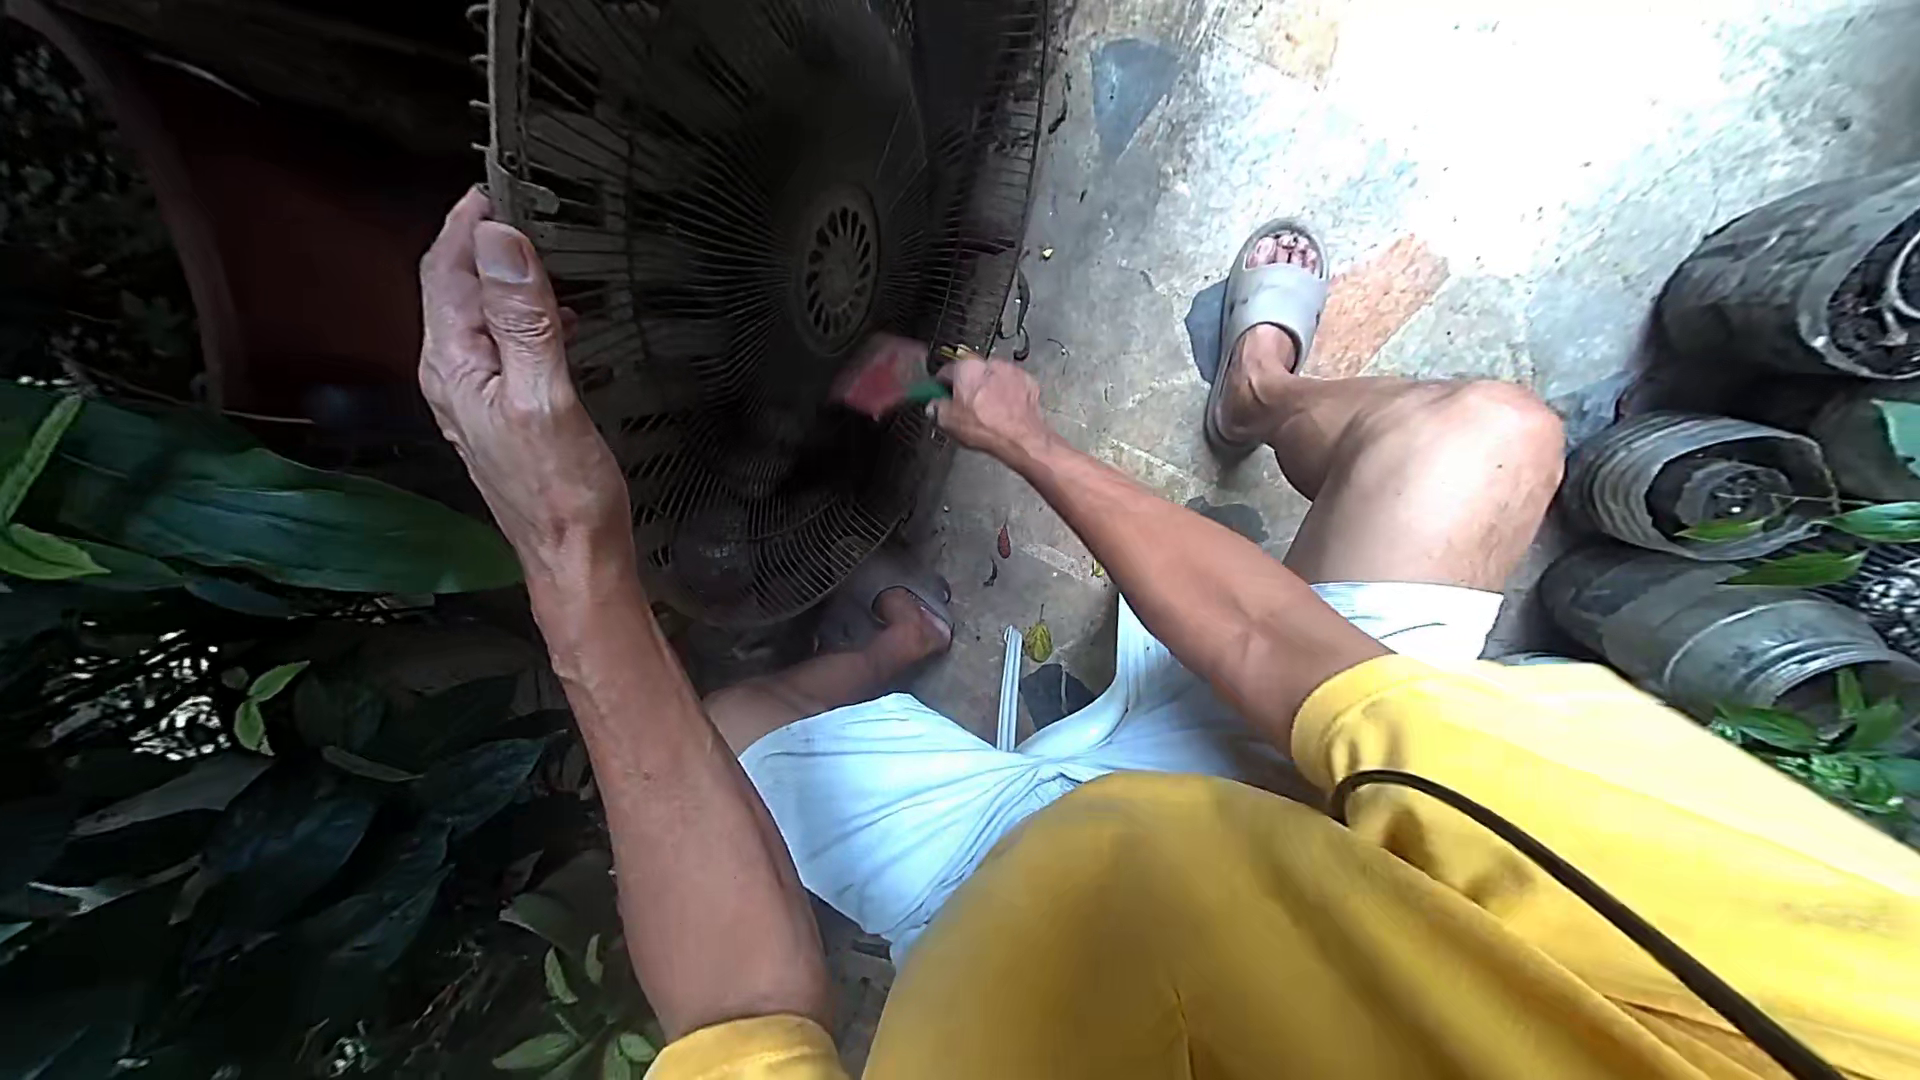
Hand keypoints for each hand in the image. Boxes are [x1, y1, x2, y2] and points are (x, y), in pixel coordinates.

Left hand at [418, 189, 630, 584]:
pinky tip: (554, 327)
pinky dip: (522, 322)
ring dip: (502, 283)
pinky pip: (502, 351)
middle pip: (453, 292)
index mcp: (456, 367)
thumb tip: (502, 242)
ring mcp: (478, 402)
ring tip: (540, 260)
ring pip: (478, 321)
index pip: (446, 274)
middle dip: (479, 245)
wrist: (576, 555)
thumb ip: (524, 322)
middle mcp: (456, 380)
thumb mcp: (547, 399)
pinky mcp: (505, 418)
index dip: (466, 227)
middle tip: (520, 212)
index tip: (495, 187)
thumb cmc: (565, 491)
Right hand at [931, 348, 1056, 465]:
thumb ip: (938, 409)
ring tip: (987, 414)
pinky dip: (1007, 396)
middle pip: (972, 373)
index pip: (946, 371)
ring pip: (993, 378)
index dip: (940, 385)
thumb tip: (934, 407)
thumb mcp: (949, 423)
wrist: (1022, 439)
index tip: (939, 393)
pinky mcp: (1027, 382)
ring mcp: (1011, 372)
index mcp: (966, 368)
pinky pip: (1011, 386)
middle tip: (965, 408)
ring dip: (989, 390)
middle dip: (968, 388)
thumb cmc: (989, 429)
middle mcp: (989, 364)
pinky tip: (1003, 413)